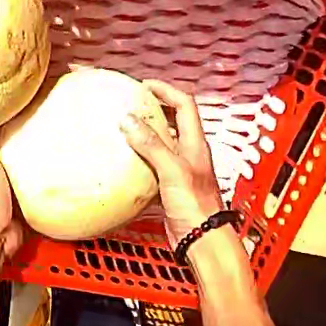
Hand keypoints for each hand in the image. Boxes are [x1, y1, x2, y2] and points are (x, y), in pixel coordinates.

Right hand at [121, 79, 224, 246]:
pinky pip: (153, 166)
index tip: (144, 86)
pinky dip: (140, 160)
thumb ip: (151, 145)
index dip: (166, 91)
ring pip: (162, 143)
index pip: (184, 104)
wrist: (201, 239)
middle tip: (131, 104)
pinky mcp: (171, 187)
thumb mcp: (172, 170)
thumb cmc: (196, 206)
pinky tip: (125, 163)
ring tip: (125, 128)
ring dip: (146, 134)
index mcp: (195, 143)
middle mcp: (189, 153)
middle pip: (173, 121)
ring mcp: (180, 170)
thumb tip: (129, 120)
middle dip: (153, 109)